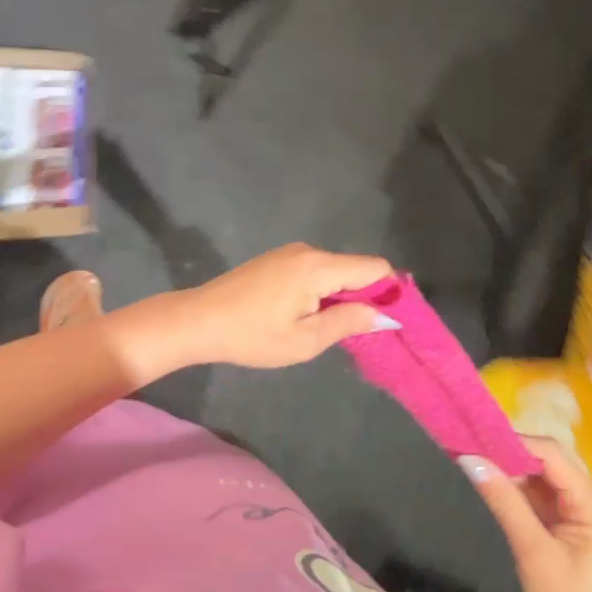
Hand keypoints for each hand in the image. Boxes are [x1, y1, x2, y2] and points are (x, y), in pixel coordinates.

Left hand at [146, 243, 395, 368]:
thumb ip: (348, 322)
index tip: (392, 321)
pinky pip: (314, 272)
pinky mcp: (276, 260)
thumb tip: (385, 314)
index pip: (374, 267)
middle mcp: (307, 251)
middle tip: (362, 334)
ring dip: (341, 297)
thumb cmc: (253, 335)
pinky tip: (308, 317)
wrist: (199, 320)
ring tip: (330, 330)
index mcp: (318, 266)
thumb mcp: (306, 339)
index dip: (389, 291)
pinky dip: (322, 292)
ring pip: (334, 271)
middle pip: (355, 268)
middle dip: (365, 297)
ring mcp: (289, 253)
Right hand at [461, 439, 591, 591]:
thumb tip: (469, 458)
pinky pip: (547, 502)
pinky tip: (496, 487)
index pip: (551, 454)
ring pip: (546, 482)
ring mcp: (588, 520)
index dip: (513, 441)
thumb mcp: (533, 552)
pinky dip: (522, 494)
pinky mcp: (578, 534)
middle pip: (550, 464)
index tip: (475, 436)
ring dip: (514, 474)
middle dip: (511, 455)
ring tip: (477, 462)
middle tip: (471, 448)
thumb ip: (503, 501)